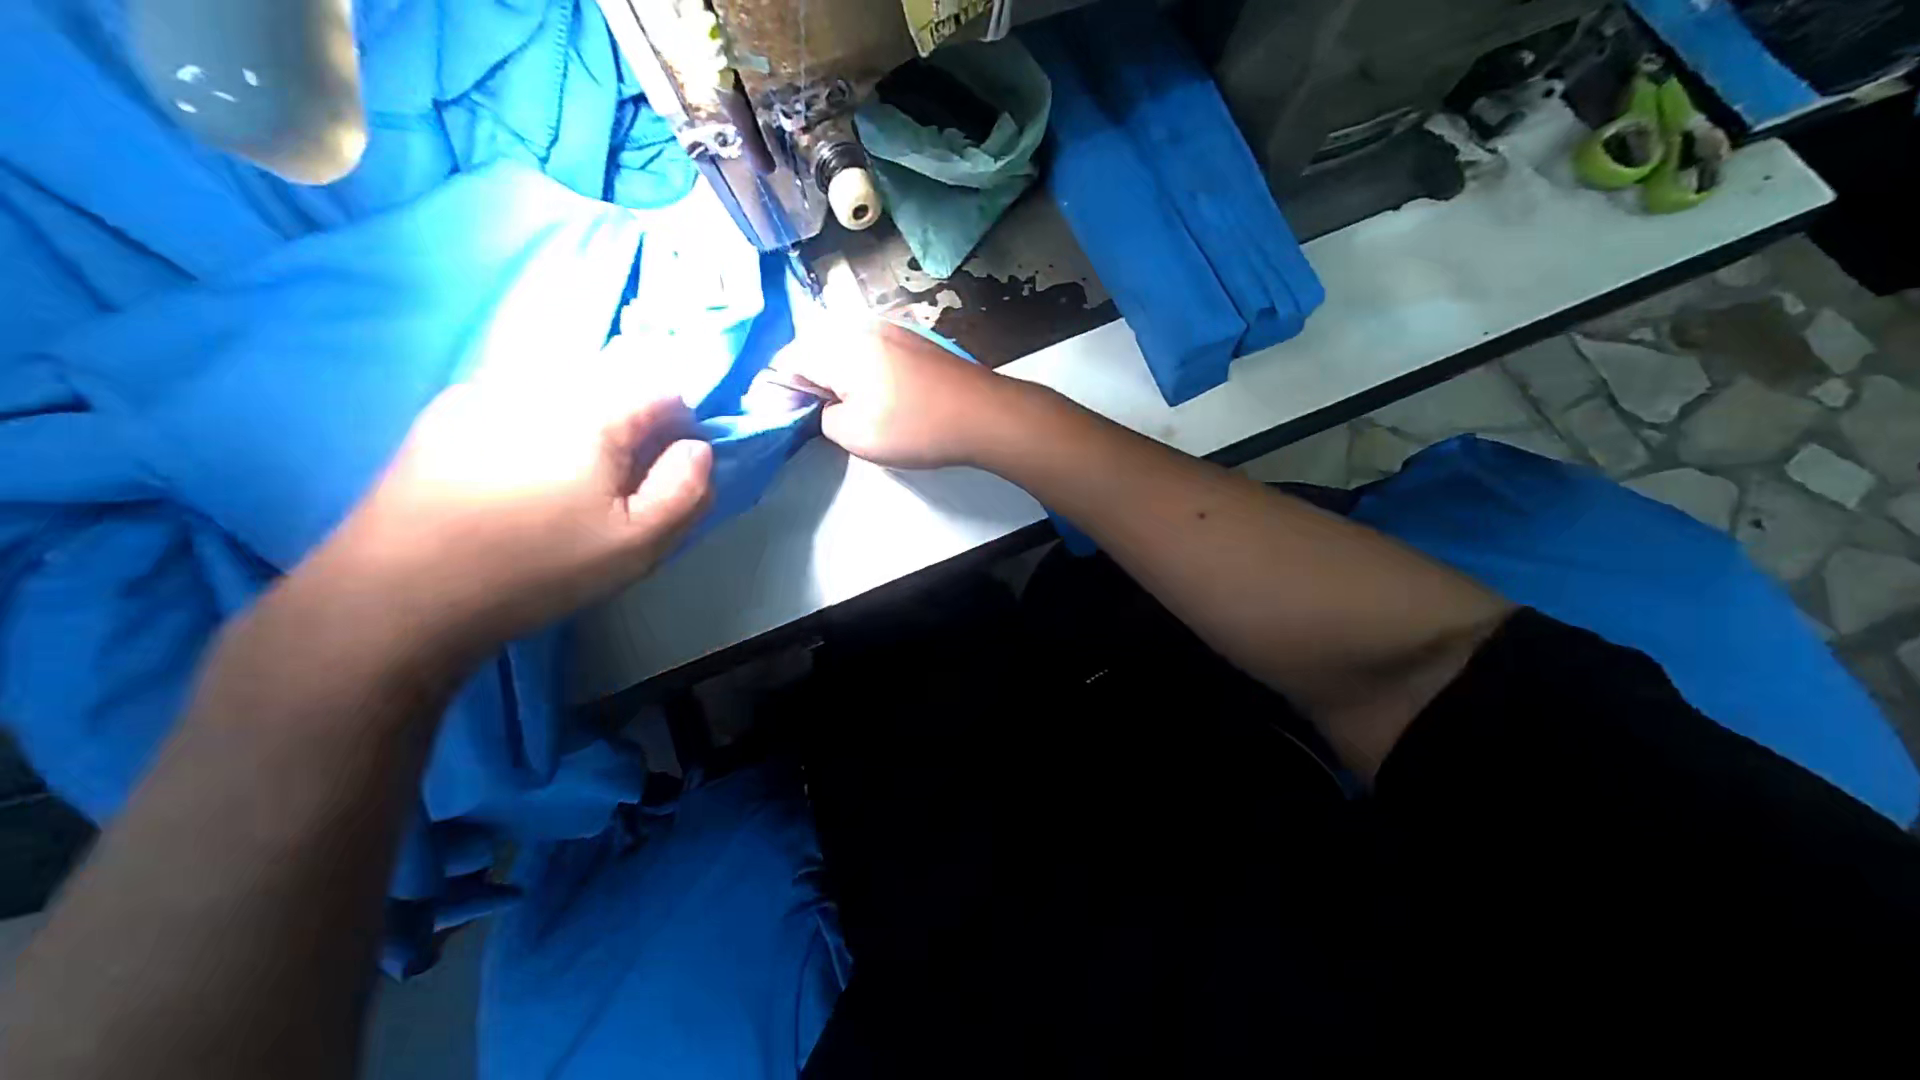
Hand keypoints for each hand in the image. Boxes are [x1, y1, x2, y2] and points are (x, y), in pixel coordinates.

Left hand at [300, 358, 712, 661]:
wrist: (398, 593)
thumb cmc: (535, 568)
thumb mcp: (638, 544)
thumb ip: (687, 489)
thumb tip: (697, 448)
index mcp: (592, 410)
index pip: (664, 388)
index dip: (680, 429)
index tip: (665, 474)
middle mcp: (539, 384)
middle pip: (613, 383)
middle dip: (631, 426)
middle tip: (616, 488)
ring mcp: (484, 393)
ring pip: (564, 392)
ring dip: (583, 426)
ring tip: (564, 486)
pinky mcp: (444, 415)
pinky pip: (517, 403)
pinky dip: (536, 428)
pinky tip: (515, 480)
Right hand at [777, 319, 1042, 469]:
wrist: (984, 415)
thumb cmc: (917, 427)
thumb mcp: (855, 435)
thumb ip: (823, 417)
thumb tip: (824, 406)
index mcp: (840, 345)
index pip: (788, 360)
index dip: (781, 390)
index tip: (788, 415)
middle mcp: (861, 326)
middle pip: (815, 348)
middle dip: (810, 379)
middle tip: (818, 414)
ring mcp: (890, 328)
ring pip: (844, 347)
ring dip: (837, 374)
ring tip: (848, 407)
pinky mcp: (912, 338)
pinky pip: (871, 348)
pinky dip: (862, 369)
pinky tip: (877, 395)